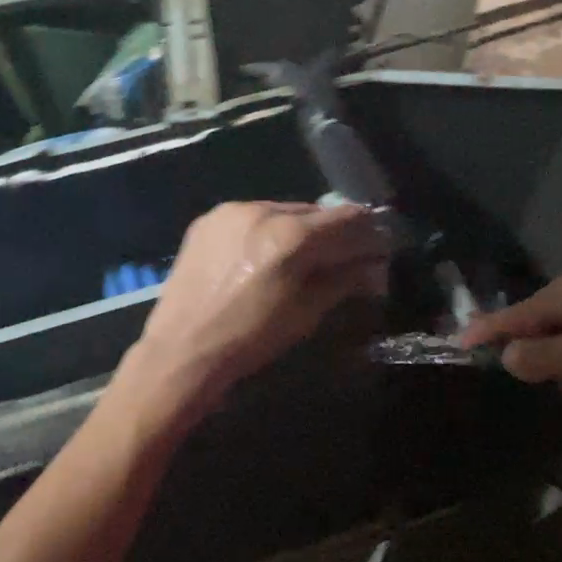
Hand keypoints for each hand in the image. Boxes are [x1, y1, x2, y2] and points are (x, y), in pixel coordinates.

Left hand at [124, 201, 388, 412]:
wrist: (181, 351)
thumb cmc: (249, 341)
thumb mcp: (306, 314)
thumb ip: (344, 281)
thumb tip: (376, 268)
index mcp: (290, 236)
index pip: (347, 219)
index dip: (369, 233)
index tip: (380, 246)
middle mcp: (260, 210)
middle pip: (315, 211)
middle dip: (334, 232)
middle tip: (346, 255)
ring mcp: (230, 211)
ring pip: (283, 210)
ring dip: (300, 229)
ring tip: (303, 258)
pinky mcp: (207, 220)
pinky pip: (251, 216)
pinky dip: (267, 231)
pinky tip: (266, 255)